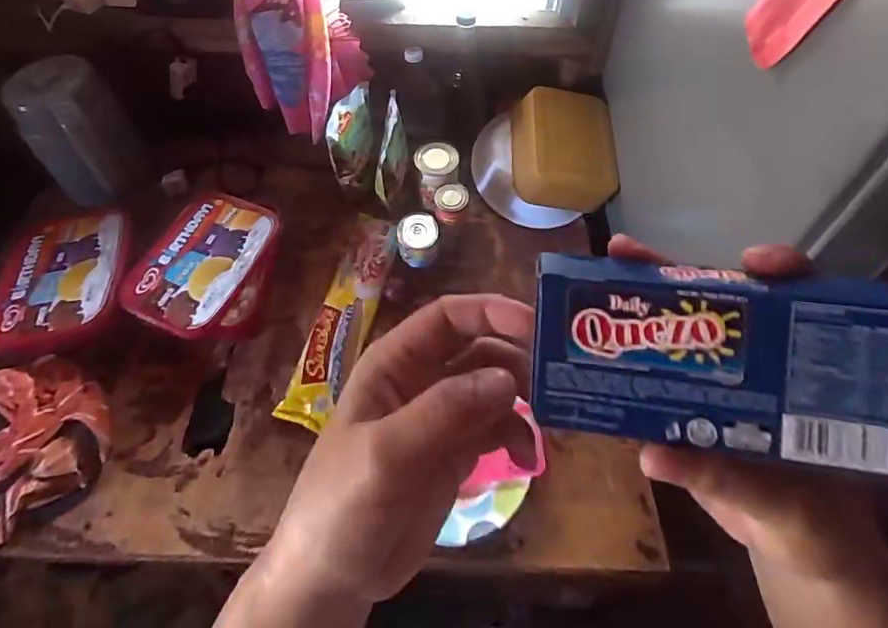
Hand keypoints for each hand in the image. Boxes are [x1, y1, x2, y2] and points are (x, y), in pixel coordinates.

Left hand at [220, 294, 535, 627]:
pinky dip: (518, 434)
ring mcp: (443, 415)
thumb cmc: (342, 502)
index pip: (448, 317)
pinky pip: (498, 427)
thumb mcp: (387, 453)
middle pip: (479, 346)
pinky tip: (527, 457)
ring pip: (494, 384)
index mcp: (396, 361)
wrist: (331, 575)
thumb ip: (444, 411)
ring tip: (549, 415)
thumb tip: (507, 379)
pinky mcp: (458, 451)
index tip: (535, 324)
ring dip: (524, 394)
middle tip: (557, 371)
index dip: (491, 312)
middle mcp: (423, 378)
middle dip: (517, 352)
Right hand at [610, 235, 887, 627]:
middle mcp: (752, 361)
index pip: (797, 299)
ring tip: (593, 290)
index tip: (753, 262)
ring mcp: (714, 383)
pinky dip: (622, 365)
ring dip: (636, 306)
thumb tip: (655, 453)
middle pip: (712, 302)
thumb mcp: (786, 501)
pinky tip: (590, 351)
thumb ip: (731, 480)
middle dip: (667, 273)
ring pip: (675, 332)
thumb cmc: (817, 515)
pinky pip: (654, 381)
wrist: (798, 545)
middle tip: (625, 252)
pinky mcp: (687, 412)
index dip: (780, 270)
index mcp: (798, 367)